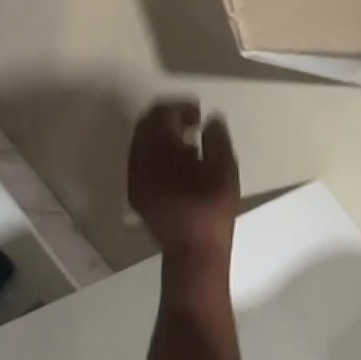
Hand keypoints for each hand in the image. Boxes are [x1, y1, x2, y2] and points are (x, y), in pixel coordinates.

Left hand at [127, 100, 238, 261]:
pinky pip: (140, 162)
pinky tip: (177, 167)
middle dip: (168, 118)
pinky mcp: (137, 194)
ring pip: (141, 143)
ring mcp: (135, 179)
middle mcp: (139, 161)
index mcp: (159, 151)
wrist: (193, 253)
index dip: (180, 106)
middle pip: (145, 124)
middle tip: (192, 123)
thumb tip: (211, 120)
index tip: (199, 113)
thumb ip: (218, 140)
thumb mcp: (225, 172)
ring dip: (161, 136)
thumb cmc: (213, 211)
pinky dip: (156, 155)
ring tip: (188, 145)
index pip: (161, 114)